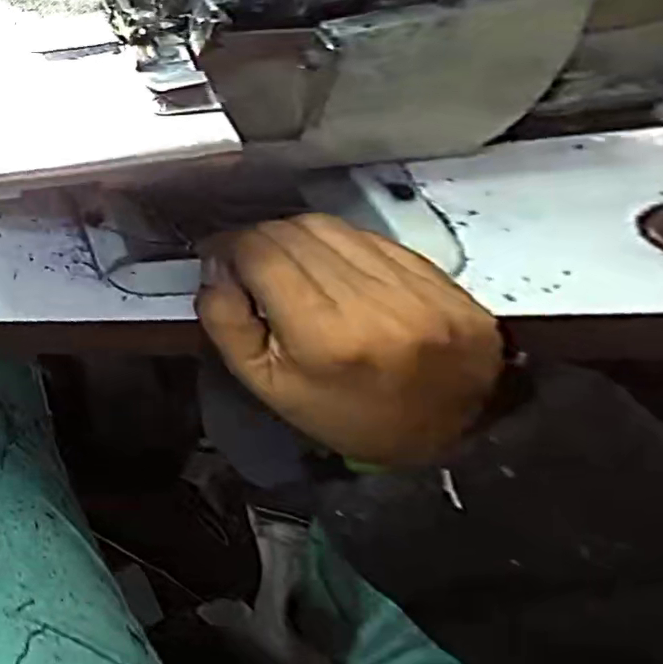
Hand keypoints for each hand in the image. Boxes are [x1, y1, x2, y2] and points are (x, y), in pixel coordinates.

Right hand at [196, 214, 502, 465]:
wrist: (446, 436)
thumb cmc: (340, 413)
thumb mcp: (261, 381)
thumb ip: (224, 319)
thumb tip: (215, 267)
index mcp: (325, 336)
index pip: (260, 253)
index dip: (227, 245)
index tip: (218, 256)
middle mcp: (375, 306)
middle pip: (290, 233)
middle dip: (256, 240)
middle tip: (246, 262)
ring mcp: (417, 291)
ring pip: (327, 227)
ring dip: (294, 236)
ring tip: (288, 263)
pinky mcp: (442, 282)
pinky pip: (368, 236)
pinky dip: (336, 244)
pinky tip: (331, 267)